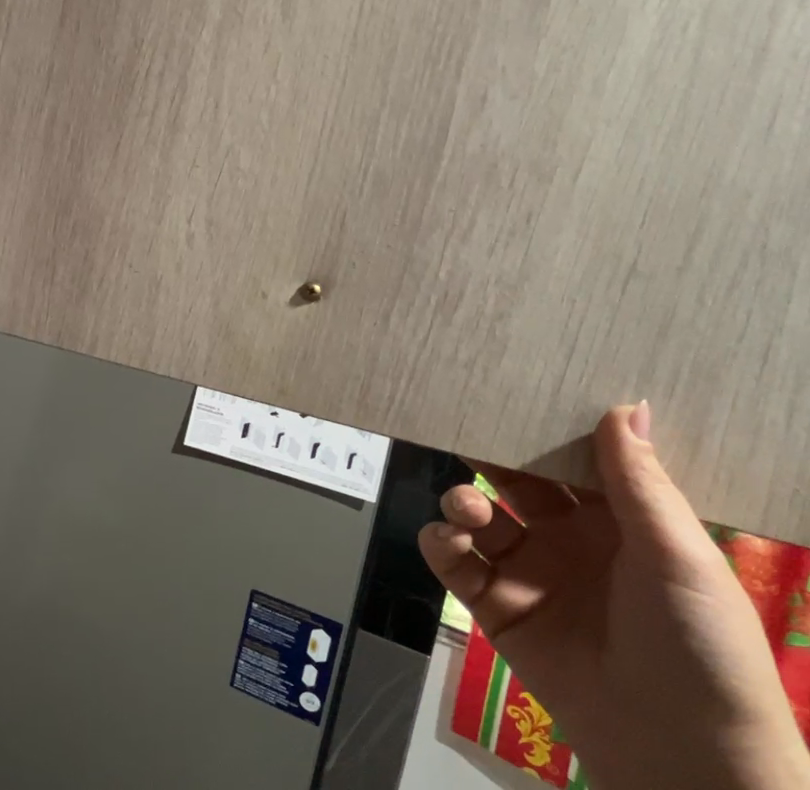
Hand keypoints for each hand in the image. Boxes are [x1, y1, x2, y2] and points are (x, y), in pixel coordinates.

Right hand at [420, 403, 809, 789]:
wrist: (675, 743)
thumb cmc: (697, 643)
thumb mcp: (678, 555)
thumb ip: (639, 483)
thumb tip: (627, 406)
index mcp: (624, 527)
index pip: (576, 467)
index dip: (548, 434)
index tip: (515, 397)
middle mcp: (571, 543)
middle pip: (516, 485)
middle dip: (490, 459)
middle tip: (464, 431)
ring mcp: (528, 574)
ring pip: (477, 517)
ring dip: (463, 502)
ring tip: (469, 509)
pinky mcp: (492, 605)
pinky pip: (452, 561)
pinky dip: (441, 543)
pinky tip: (452, 541)